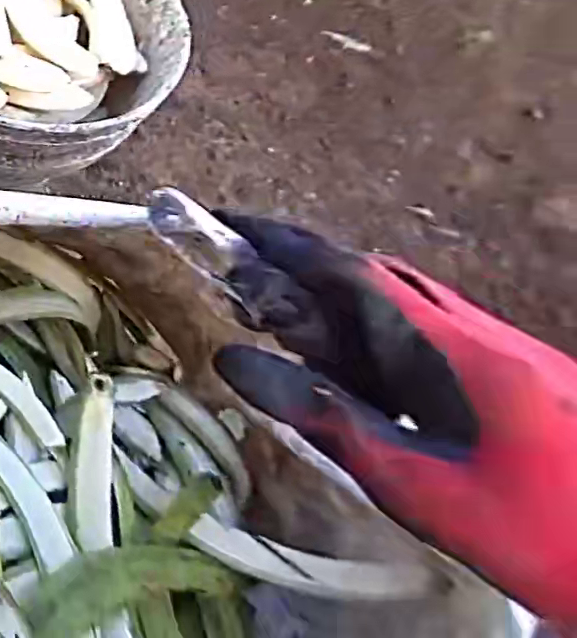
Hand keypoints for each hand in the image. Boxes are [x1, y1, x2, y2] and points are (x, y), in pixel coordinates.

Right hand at [211, 213, 576, 621]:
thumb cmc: (549, 539)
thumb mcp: (417, 485)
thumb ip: (323, 417)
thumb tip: (229, 358)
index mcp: (458, 352)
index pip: (349, 271)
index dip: (279, 242)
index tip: (219, 223)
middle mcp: (485, 339)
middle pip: (373, 278)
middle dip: (301, 274)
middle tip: (246, 297)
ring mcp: (512, 359)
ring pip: (402, 306)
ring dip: (335, 310)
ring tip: (292, 342)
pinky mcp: (527, 382)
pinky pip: (427, 335)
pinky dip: (371, 337)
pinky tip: (360, 379)